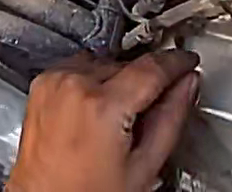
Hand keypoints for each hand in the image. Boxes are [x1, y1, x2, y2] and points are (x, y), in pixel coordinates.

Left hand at [8, 49, 200, 191]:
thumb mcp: (142, 169)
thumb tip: (187, 84)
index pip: (152, 67)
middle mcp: (76, 84)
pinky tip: (92, 111)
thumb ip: (170, 120)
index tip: (187, 62)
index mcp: (103, 106)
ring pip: (105, 62)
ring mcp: (57, 80)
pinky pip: (80, 66)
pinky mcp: (44, 81)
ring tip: (114, 119)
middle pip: (128, 65)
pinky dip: (91, 81)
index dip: (176, 62)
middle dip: (143, 83)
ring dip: (116, 80)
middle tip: (146, 115)